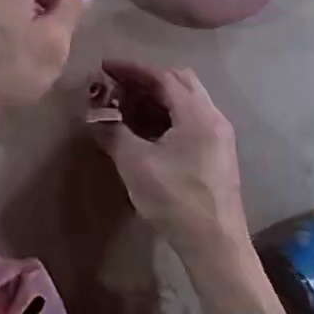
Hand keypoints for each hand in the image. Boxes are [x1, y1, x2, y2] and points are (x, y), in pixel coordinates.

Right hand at [93, 61, 248, 251]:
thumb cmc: (176, 200)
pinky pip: (190, 118)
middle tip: (117, 86)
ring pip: (186, 100)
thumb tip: (94, 116)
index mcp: (197, 114)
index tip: (105, 67)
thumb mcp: (136, 165)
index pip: (162, 76)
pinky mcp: (217, 153)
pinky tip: (146, 130)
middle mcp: (213, 117)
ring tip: (126, 107)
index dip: (132, 69)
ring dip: (156, 98)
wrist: (216, 246)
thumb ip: (113, 133)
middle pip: (179, 82)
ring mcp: (219, 135)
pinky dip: (167, 115)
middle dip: (145, 80)